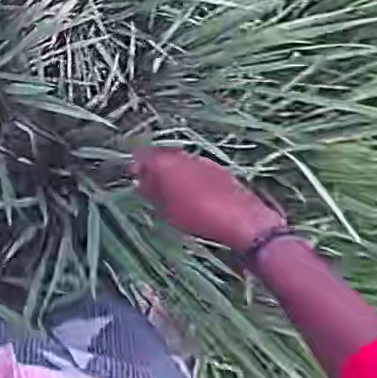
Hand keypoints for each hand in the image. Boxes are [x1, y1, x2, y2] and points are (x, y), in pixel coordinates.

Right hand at [129, 147, 283, 251]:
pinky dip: (189, 176)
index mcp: (166, 164)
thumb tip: (140, 182)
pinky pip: (196, 168)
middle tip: (148, 183)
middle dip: (154, 167)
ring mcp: (204, 162)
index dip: (136, 165)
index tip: (132, 175)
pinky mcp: (219, 170)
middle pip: (162, 156)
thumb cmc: (199, 218)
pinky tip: (191, 192)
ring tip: (169, 190)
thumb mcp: (168, 210)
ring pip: (180, 162)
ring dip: (172, 171)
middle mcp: (184, 157)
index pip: (143, 156)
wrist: (244, 220)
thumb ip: (152, 192)